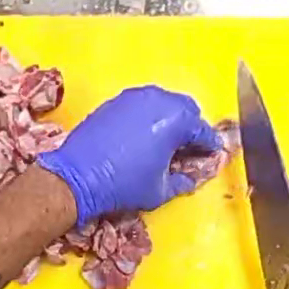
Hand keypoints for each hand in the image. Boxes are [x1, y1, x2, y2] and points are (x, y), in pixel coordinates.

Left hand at [37, 85, 221, 223]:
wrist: (78, 177)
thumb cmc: (123, 185)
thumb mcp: (159, 191)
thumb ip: (181, 182)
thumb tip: (189, 179)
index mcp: (176, 120)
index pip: (201, 130)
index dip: (208, 144)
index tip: (210, 154)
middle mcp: (158, 100)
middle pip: (184, 109)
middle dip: (189, 127)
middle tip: (187, 148)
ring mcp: (134, 97)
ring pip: (162, 103)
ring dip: (168, 119)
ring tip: (164, 142)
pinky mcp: (115, 102)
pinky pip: (140, 106)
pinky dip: (146, 118)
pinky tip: (141, 137)